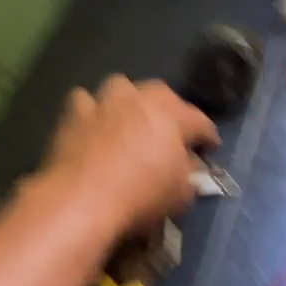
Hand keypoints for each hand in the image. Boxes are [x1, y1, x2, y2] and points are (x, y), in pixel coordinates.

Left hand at [40, 76, 219, 234]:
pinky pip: (85, 101)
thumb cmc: (140, 196)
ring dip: (129, 100)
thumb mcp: (180, 195)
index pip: (199, 121)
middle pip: (161, 94)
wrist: (82, 198)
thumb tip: (190, 168)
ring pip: (121, 86)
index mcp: (172, 116)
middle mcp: (140, 99)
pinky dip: (91, 110)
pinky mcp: (74, 113)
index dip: (207, 135)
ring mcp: (105, 102)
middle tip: (170, 130)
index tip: (210, 148)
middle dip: (169, 109)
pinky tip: (93, 124)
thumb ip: (190, 175)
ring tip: (129, 118)